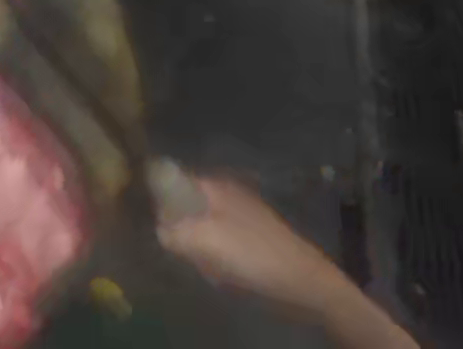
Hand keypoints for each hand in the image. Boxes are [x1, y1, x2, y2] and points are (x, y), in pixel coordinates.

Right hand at [154, 174, 350, 315]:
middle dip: (179, 223)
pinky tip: (221, 268)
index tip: (151, 218)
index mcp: (212, 184)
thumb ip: (172, 233)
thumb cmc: (255, 255)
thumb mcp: (205, 242)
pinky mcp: (253, 233)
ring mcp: (241, 211)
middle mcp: (224, 190)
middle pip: (185, 200)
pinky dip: (215, 249)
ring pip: (202, 220)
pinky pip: (220, 236)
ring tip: (203, 261)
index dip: (157, 196)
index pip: (170, 178)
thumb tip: (158, 231)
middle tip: (180, 246)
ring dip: (197, 240)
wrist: (310, 284)